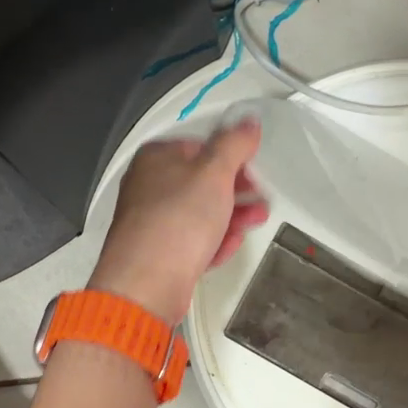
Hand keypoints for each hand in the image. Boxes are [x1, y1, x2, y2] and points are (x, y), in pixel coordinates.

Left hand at [88, 118, 270, 322]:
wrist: (148, 283)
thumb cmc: (175, 224)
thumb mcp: (214, 173)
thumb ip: (234, 145)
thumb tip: (248, 124)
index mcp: (157, 158)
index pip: (202, 147)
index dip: (232, 159)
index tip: (253, 172)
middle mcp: (150, 187)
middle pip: (202, 183)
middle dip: (235, 193)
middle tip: (259, 201)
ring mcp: (154, 223)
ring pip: (200, 215)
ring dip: (230, 218)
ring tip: (254, 222)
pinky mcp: (162, 254)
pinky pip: (193, 243)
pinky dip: (213, 243)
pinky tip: (228, 246)